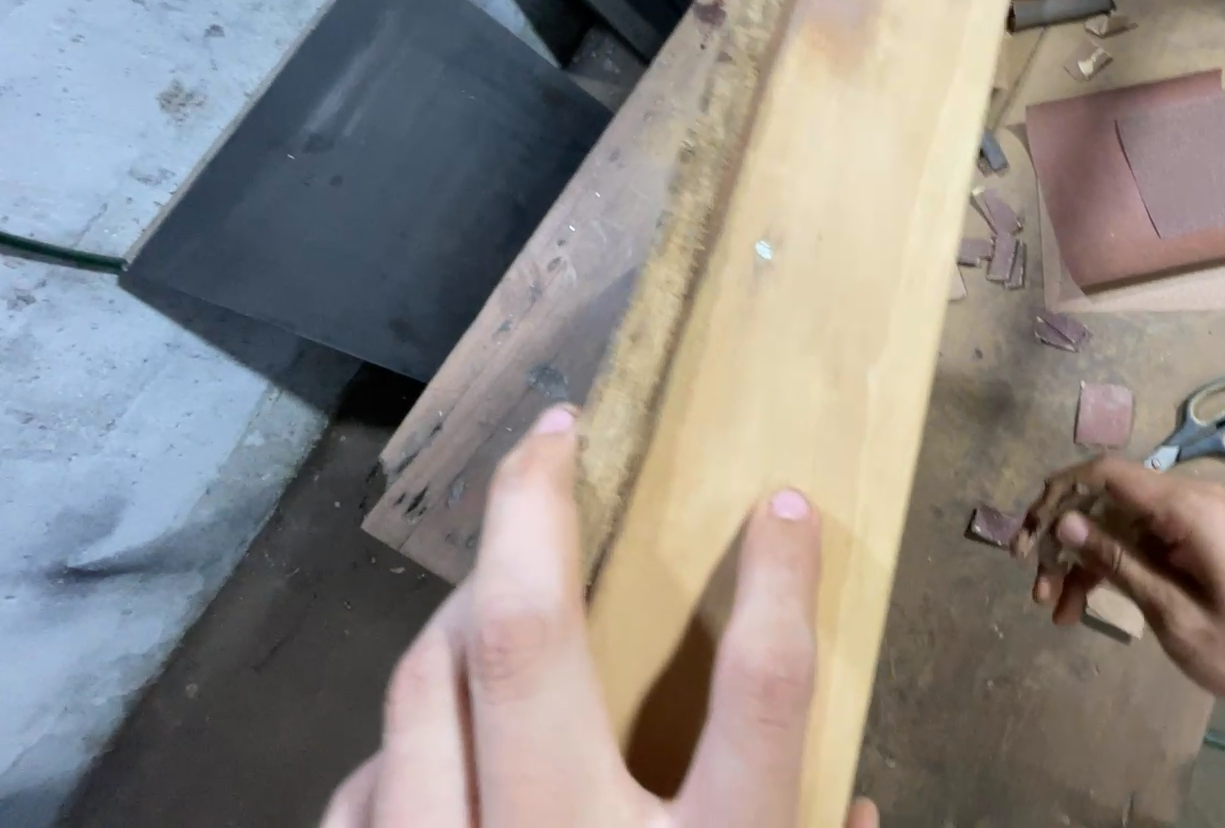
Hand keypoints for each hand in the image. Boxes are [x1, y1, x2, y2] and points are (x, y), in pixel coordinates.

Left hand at [324, 404, 877, 827]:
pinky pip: (368, 798)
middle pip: (528, 641)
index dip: (783, 582)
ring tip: (495, 570)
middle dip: (534, 512)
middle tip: (551, 435)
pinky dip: (404, 742)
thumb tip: (855, 807)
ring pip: (416, 695)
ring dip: (456, 612)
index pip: (767, 690)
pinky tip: (435, 736)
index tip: (788, 501)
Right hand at [1031, 457, 1224, 716]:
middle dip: (1065, 539)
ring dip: (1084, 561)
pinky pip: (1142, 541)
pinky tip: (1086, 604)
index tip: (1030, 533)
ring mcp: (1195, 521)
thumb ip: (1119, 562)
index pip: (1107, 472)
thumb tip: (1065, 522)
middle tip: (1036, 583)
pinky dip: (1113, 568)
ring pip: (1118, 525)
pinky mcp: (1197, 542)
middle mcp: (1191, 501)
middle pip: (1107, 500)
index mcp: (1190, 507)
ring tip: (1056, 608)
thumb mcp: (1175, 614)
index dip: (1060, 493)